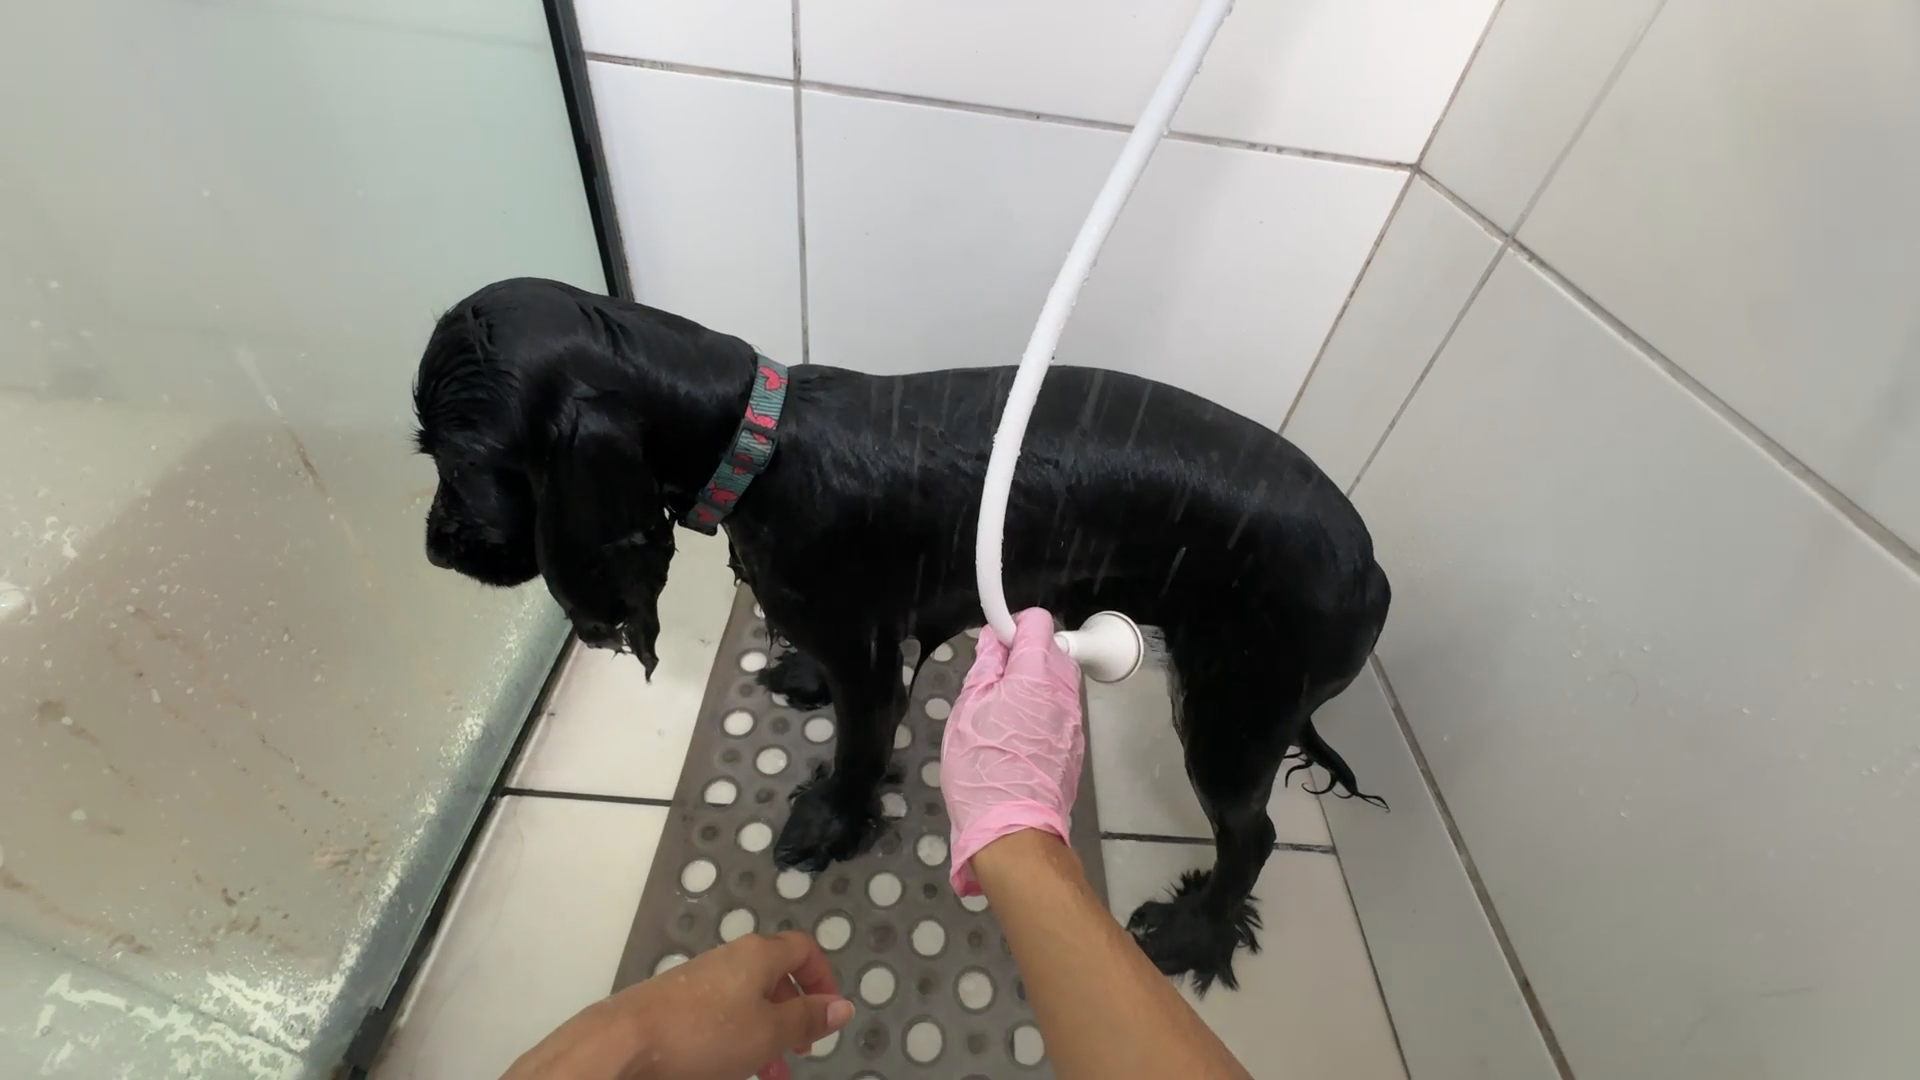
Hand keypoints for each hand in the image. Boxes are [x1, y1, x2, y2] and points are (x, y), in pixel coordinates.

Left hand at [499, 930, 853, 1079]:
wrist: (621, 1043)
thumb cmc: (705, 1034)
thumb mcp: (766, 1032)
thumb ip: (806, 1019)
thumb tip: (844, 1005)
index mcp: (759, 954)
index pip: (803, 949)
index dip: (821, 978)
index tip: (828, 1016)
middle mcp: (733, 957)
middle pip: (775, 976)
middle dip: (792, 1015)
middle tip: (800, 1055)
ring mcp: (702, 979)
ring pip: (747, 1002)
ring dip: (765, 1035)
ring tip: (770, 1077)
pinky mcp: (676, 1003)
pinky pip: (721, 1016)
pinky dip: (736, 1040)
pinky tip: (729, 1070)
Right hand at [941, 607, 1085, 895]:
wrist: (1013, 831)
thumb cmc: (982, 766)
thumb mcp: (968, 709)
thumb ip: (986, 667)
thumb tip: (994, 640)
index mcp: (1037, 674)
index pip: (1039, 622)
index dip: (1014, 626)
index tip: (995, 645)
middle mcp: (1064, 691)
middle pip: (1051, 650)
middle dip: (1024, 657)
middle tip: (992, 683)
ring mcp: (1074, 719)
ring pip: (1057, 682)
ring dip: (1033, 685)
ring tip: (1003, 714)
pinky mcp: (1075, 745)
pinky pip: (1060, 711)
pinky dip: (1042, 712)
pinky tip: (1018, 738)